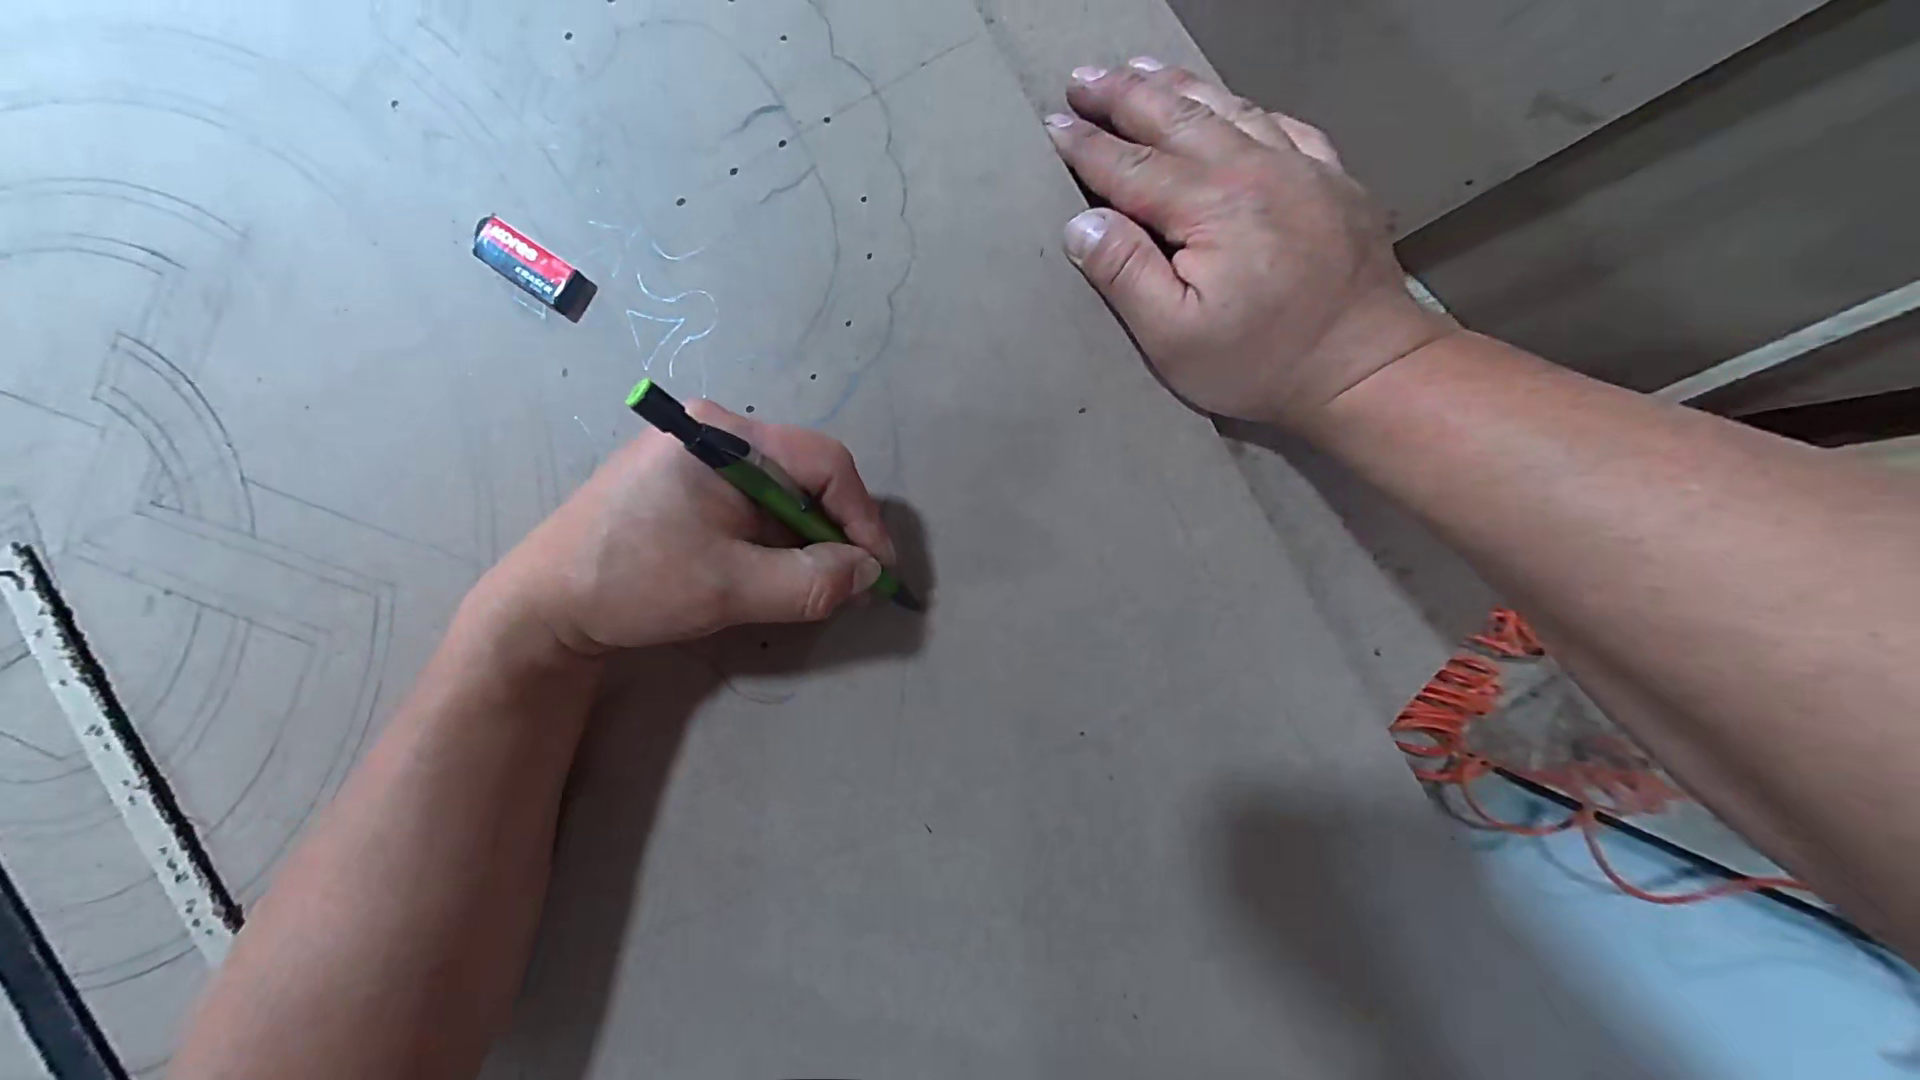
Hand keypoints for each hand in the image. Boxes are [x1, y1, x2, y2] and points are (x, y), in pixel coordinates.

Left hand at [474, 401, 895, 657]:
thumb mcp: (729, 588)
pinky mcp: (691, 489)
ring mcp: (702, 461)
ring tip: (810, 587)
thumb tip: (868, 574)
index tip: (877, 569)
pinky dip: (778, 545)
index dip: (861, 516)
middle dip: (834, 533)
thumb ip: (810, 582)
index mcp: (723, 436)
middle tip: (849, 583)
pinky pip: (757, 510)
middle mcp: (716, 435)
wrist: (542, 609)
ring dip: (806, 543)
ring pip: (784, 498)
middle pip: (806, 477)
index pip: (823, 462)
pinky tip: (773, 576)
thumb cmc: (631, 584)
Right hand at [1044, 59, 1457, 428]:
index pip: (1131, 166)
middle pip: (1176, 119)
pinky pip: (1282, 123)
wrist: (1364, 366)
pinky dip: (1243, 106)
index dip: (1087, 146)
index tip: (1052, 124)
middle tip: (1083, 78)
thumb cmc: (1259, 362)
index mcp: (1211, 206)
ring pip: (1226, 108)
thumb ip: (1125, 273)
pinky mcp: (1331, 181)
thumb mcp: (1173, 335)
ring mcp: (1300, 168)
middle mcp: (1255, 169)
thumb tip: (1082, 222)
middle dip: (1123, 96)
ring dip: (1175, 87)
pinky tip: (1228, 103)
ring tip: (1138, 70)